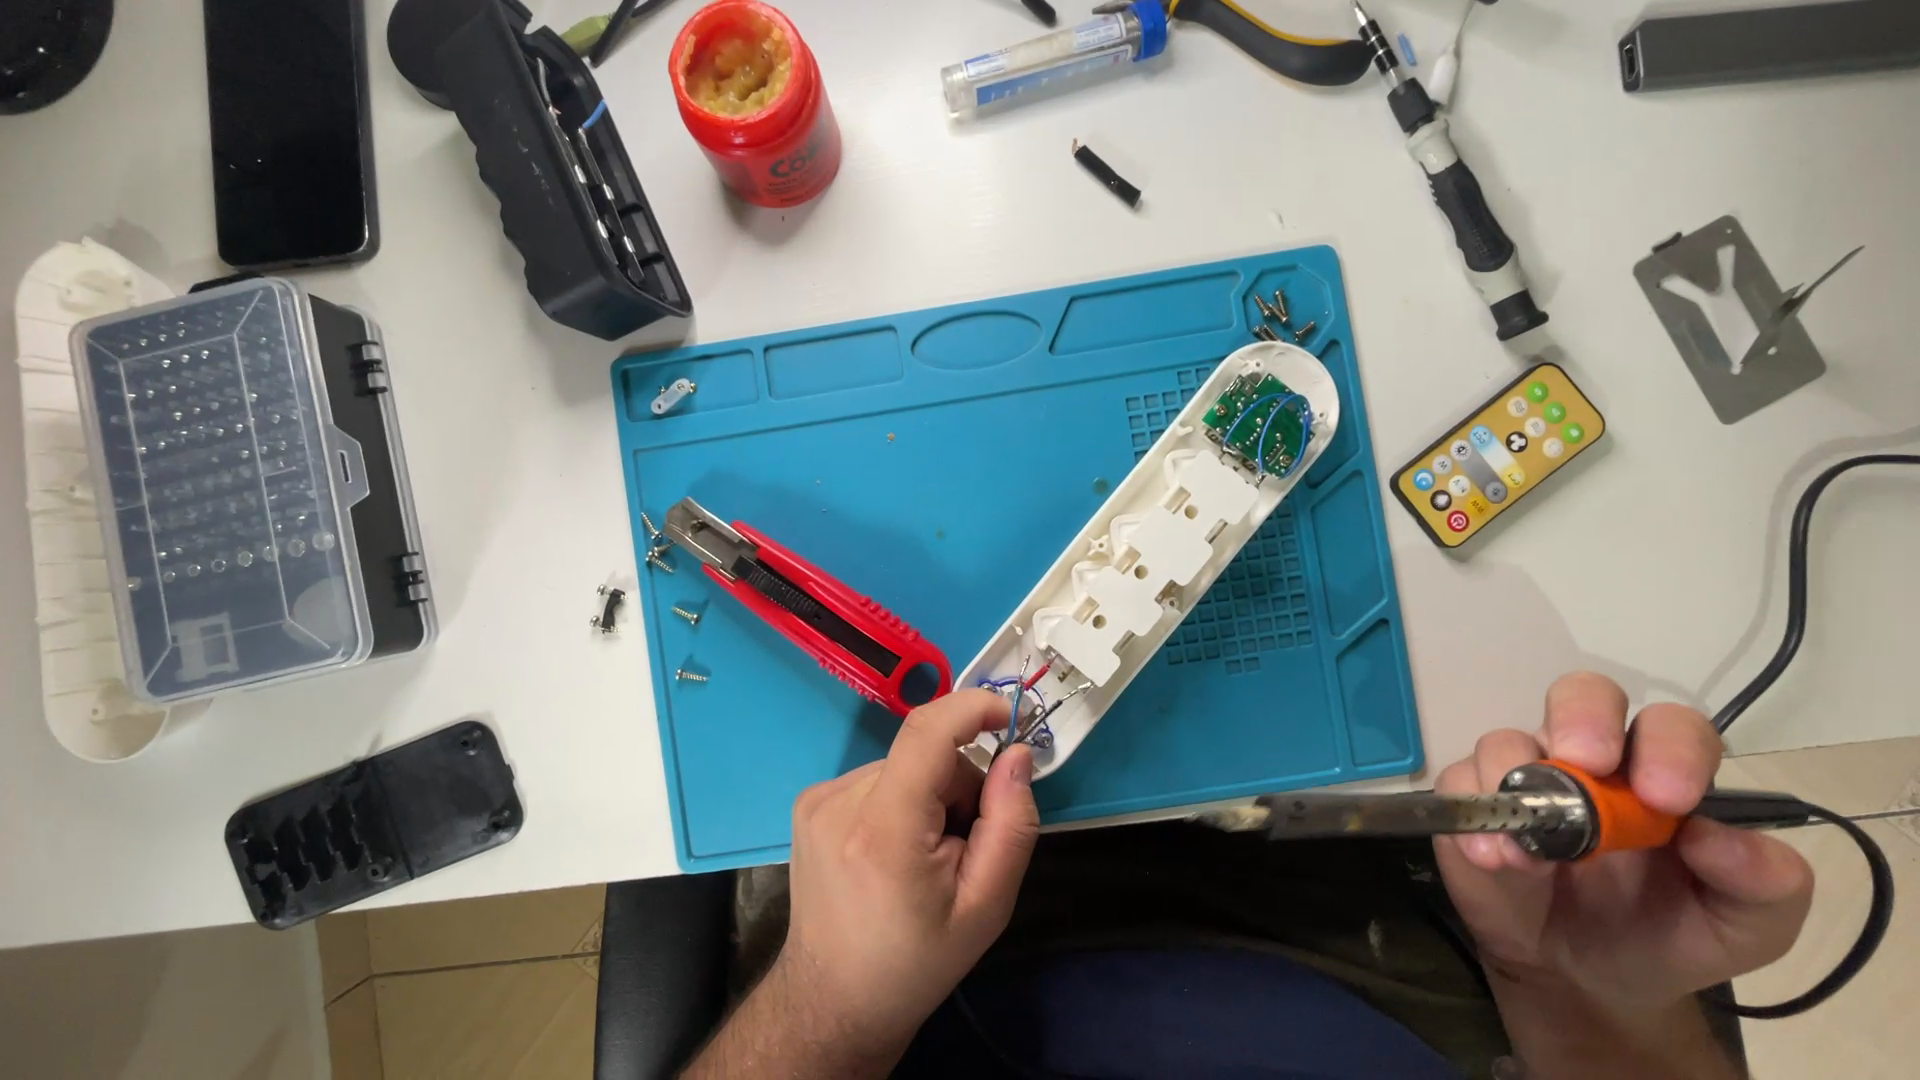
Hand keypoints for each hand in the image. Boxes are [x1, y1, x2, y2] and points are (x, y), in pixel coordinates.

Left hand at [774, 689, 1040, 1058]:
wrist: (832, 1001)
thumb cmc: (916, 962)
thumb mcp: (986, 906)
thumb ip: (1011, 824)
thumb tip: (1017, 755)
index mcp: (883, 828)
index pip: (927, 732)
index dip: (972, 707)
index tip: (1008, 715)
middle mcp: (840, 800)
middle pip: (924, 755)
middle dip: (961, 783)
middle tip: (967, 845)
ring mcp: (818, 799)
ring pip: (904, 767)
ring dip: (931, 795)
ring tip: (926, 858)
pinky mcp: (810, 803)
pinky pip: (878, 779)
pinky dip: (902, 801)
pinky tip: (895, 852)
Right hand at [1435, 672, 1814, 1013]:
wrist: (1582, 975)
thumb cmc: (1665, 934)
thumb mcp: (1745, 927)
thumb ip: (1763, 885)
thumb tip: (1714, 836)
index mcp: (1659, 774)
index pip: (1670, 727)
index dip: (1669, 747)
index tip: (1665, 797)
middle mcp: (1588, 760)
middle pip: (1581, 695)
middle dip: (1581, 717)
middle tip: (1582, 760)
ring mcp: (1523, 775)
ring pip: (1506, 739)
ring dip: (1513, 776)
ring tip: (1529, 843)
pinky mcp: (1471, 801)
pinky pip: (1459, 784)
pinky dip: (1473, 815)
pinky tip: (1493, 857)